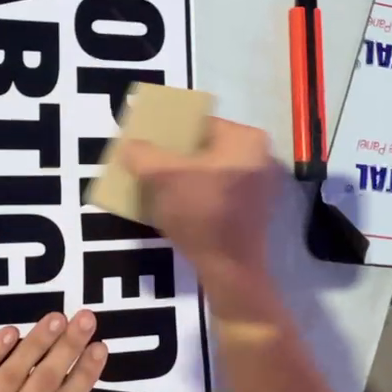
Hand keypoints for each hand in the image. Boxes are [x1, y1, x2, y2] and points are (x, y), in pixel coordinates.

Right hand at [121, 117, 280, 294]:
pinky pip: (218, 192)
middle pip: (205, 148)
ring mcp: (261, 185)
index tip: (148, 144)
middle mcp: (260, 157)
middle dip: (175, 156)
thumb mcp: (162, 176)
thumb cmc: (200, 211)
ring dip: (184, 177)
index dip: (169, 132)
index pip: (199, 123)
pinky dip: (197, 194)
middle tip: (149, 165)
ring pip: (211, 171)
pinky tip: (176, 206)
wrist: (228, 268)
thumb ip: (142, 154)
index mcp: (246, 139)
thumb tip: (130, 145)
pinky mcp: (254, 211)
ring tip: (157, 186)